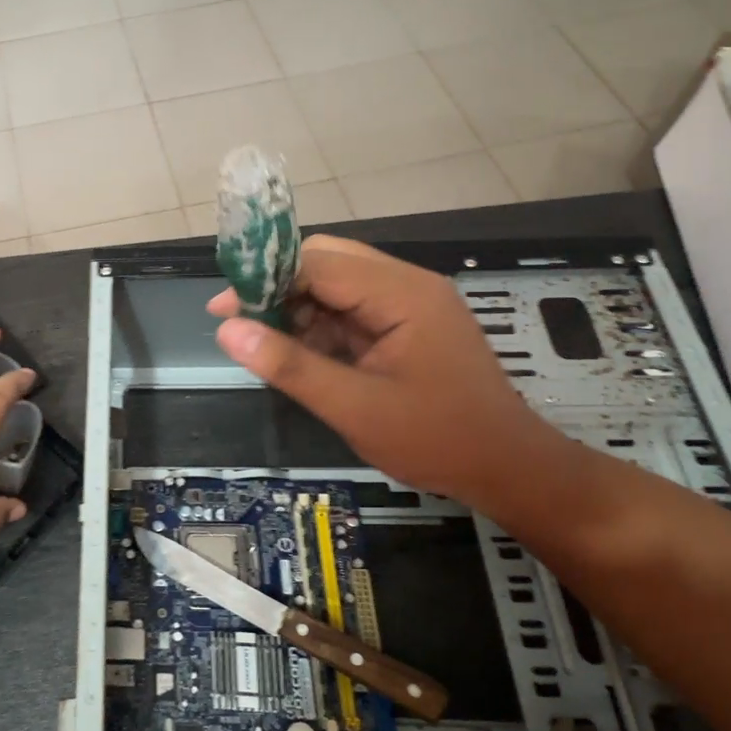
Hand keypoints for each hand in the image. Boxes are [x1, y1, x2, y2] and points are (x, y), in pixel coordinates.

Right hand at [207, 235, 569, 502]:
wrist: (509, 468)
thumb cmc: (436, 438)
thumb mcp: (354, 408)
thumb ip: (290, 366)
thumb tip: (227, 330)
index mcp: (400, 293)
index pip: (317, 263)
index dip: (264, 280)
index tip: (221, 308)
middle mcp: (406, 285)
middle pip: (327, 262)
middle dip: (279, 289)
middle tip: (242, 325)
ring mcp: (410, 304)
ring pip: (337, 285)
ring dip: (298, 309)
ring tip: (265, 346)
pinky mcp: (409, 325)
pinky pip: (353, 311)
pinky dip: (322, 328)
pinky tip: (299, 356)